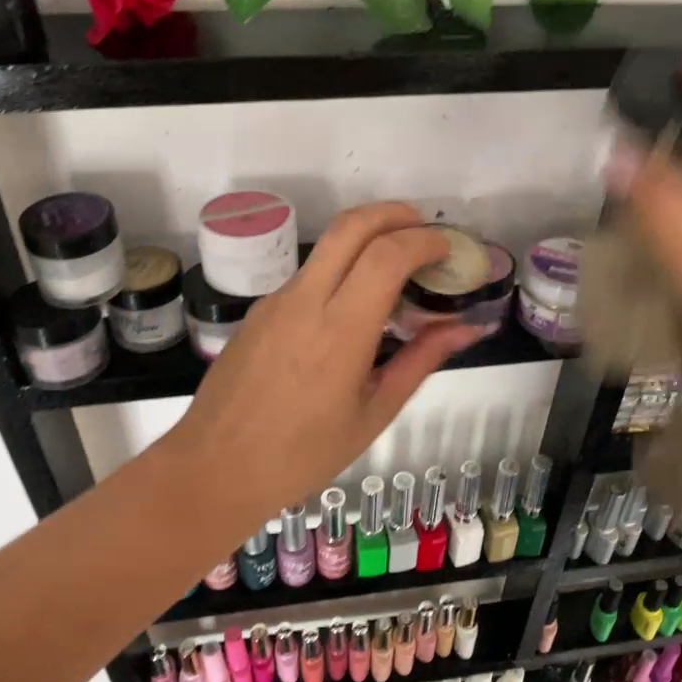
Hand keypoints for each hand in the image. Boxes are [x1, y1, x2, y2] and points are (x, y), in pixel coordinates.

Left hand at [162, 202, 484, 515]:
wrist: (214, 469)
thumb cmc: (302, 455)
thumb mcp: (373, 413)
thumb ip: (420, 360)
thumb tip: (467, 328)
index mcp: (339, 330)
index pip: (386, 255)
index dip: (424, 240)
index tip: (448, 249)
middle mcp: (304, 301)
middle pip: (350, 225)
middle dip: (394, 213)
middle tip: (425, 230)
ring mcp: (275, 302)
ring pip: (326, 248)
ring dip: (367, 240)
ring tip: (398, 273)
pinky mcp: (259, 312)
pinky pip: (308, 277)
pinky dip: (341, 272)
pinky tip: (355, 310)